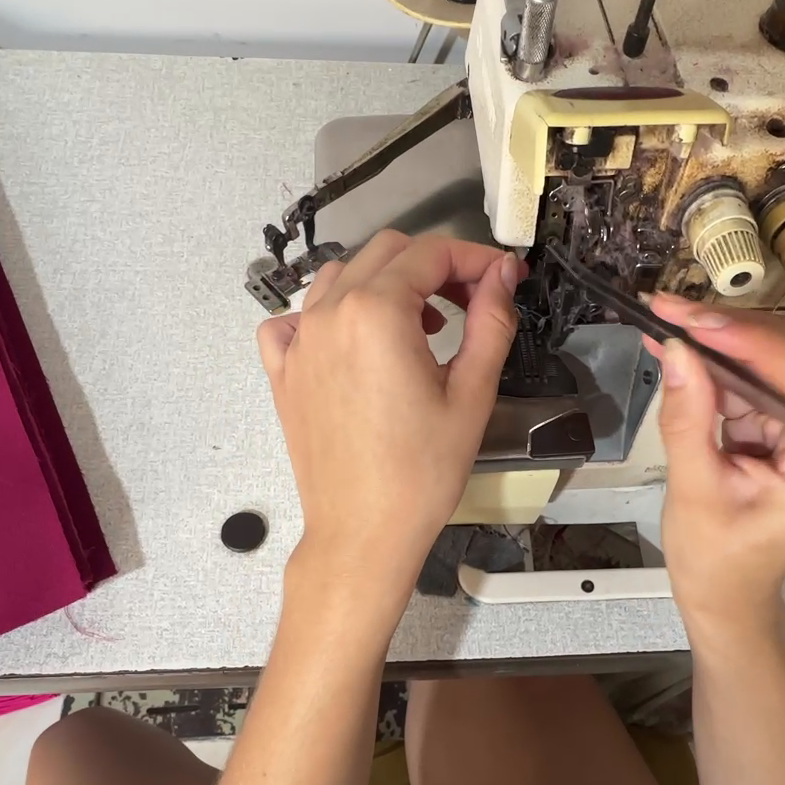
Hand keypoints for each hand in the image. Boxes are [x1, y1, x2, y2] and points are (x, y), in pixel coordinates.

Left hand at [258, 232, 520, 585]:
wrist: (364, 532)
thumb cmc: (417, 476)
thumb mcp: (471, 395)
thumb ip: (490, 322)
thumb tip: (500, 277)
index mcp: (377, 314)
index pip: (430, 253)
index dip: (473, 257)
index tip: (497, 277)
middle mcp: (330, 316)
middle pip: (387, 253)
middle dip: (434, 267)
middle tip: (469, 301)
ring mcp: (300, 343)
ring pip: (342, 277)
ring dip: (385, 285)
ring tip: (419, 327)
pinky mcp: (284, 373)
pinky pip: (294, 318)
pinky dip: (326, 314)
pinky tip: (352, 341)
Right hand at [647, 294, 784, 632]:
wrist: (724, 596)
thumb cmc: (717, 561)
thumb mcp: (696, 492)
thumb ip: (688, 421)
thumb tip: (676, 352)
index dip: (756, 341)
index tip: (698, 321)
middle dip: (733, 329)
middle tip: (672, 309)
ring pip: (773, 359)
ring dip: (719, 338)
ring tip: (666, 319)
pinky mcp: (779, 426)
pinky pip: (751, 379)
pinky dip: (713, 361)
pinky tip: (676, 344)